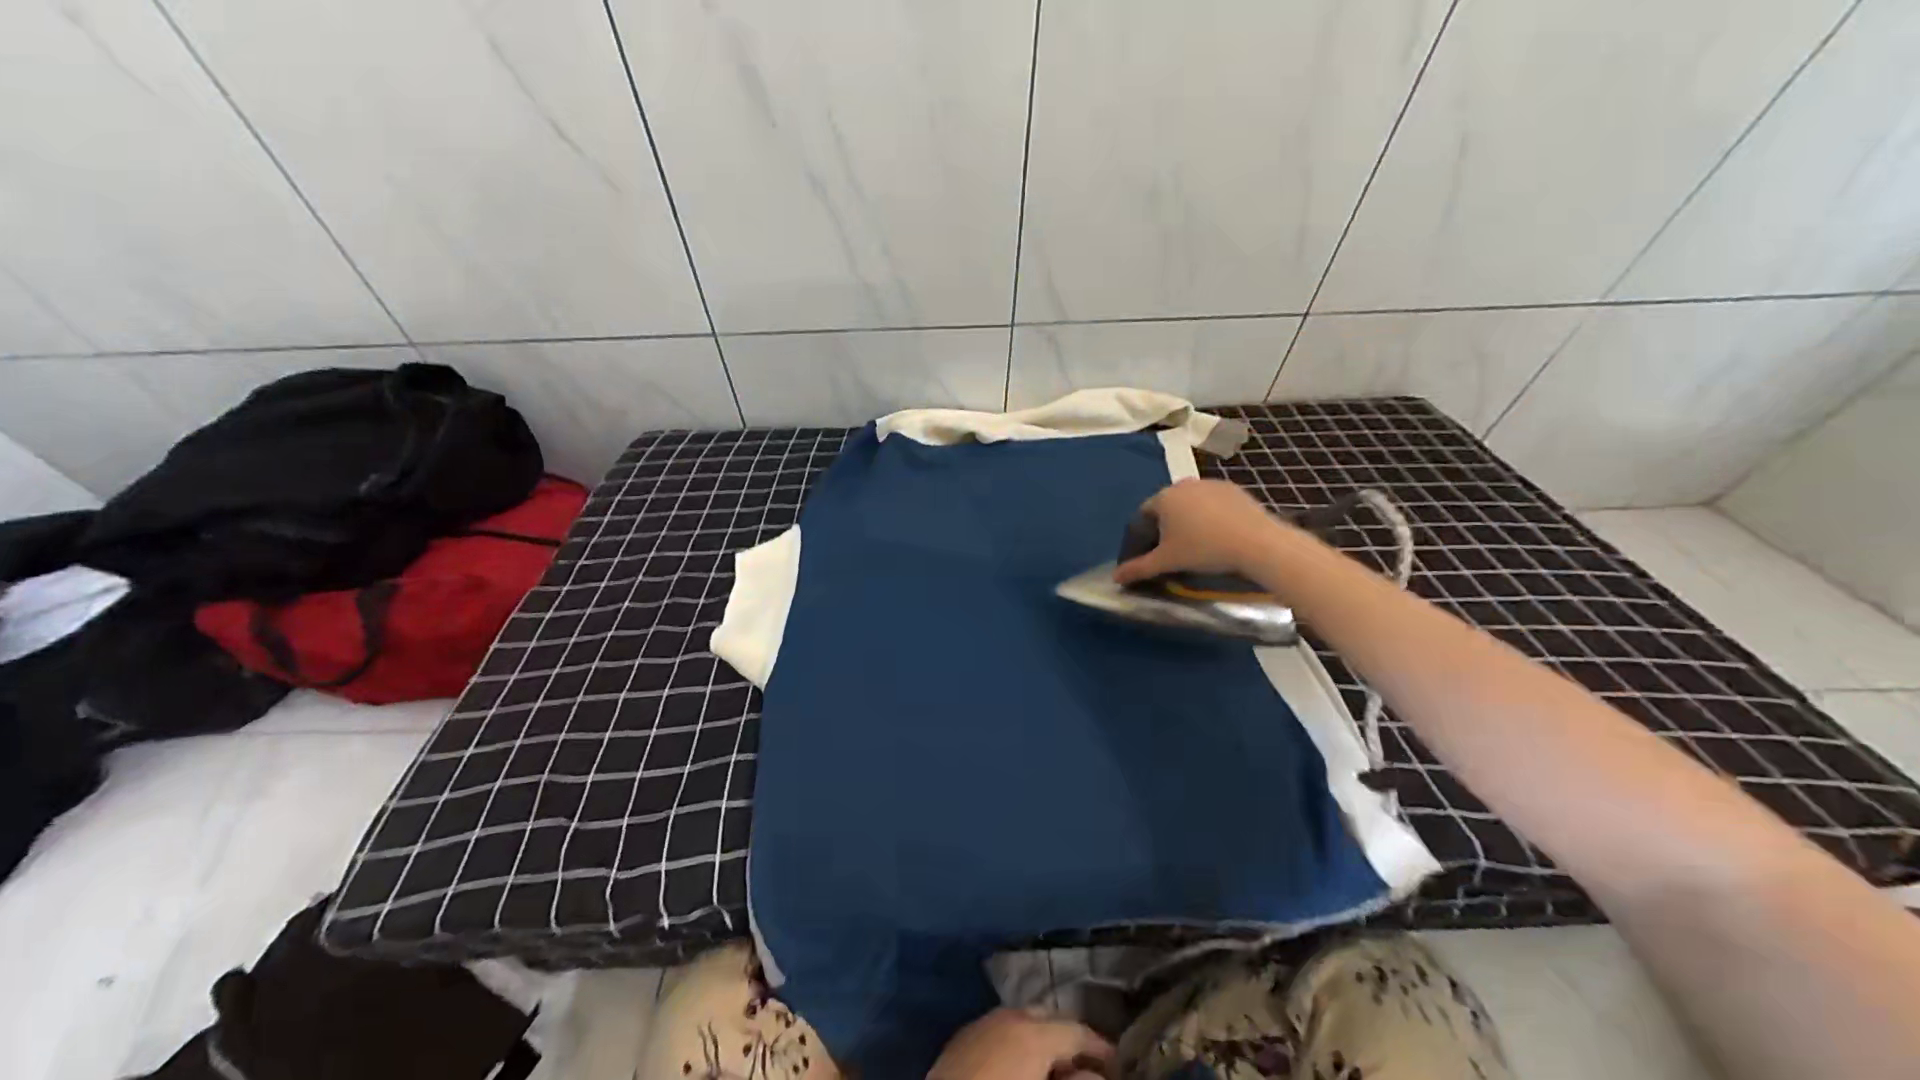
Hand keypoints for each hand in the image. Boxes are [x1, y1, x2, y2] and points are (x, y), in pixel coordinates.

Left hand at [927, 1008, 1113, 1079]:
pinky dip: (1016, 1047)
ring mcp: (979, 1024)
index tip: (1119, 1066)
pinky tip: (1019, 1071)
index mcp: (1032, 1030)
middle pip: (1048, 1020)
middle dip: (1069, 1042)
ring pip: (1021, 1023)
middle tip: (1086, 1070)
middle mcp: (1006, 1015)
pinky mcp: (959, 1041)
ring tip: (1053, 1072)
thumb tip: (1095, 1075)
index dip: (1102, 1048)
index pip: (1078, 1030)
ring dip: (1042, 1043)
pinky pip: (999, 1034)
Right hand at [1113, 478, 1292, 585]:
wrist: (1256, 542)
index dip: (1142, 535)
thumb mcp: (1167, 562)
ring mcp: (1210, 484)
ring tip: (1198, 545)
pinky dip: (1211, 517)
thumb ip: (1138, 568)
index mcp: (1163, 497)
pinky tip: (1219, 536)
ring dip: (1189, 520)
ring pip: (1191, 504)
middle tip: (1173, 551)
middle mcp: (1183, 484)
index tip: (1150, 554)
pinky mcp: (1234, 489)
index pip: (1143, 514)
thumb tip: (1115, 577)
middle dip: (1165, 527)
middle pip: (1167, 507)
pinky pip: (1213, 503)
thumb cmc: (1204, 550)